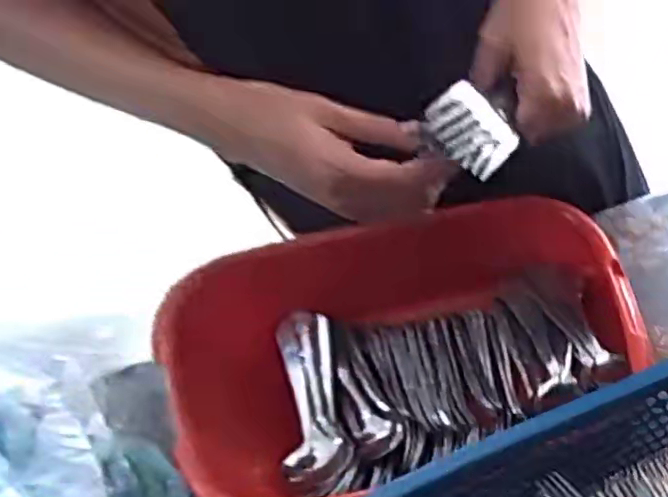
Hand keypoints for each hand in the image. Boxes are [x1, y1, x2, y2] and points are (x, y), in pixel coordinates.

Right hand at [198, 80, 453, 223]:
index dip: (434, 171)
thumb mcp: (324, 109)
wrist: (217, 121)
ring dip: (423, 196)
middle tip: (442, 162)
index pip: (407, 182)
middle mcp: (347, 199)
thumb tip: (419, 135)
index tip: (450, 158)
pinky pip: (387, 216)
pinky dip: (406, 204)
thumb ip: (377, 129)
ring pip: (403, 215)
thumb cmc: (261, 109)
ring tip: (428, 170)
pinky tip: (408, 184)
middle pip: (412, 204)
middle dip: (433, 184)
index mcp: (343, 172)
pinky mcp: (342, 211)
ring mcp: (345, 209)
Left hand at [472, 0, 589, 144]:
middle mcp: (566, 107)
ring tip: (526, 94)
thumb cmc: (523, 14)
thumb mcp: (493, 41)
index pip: (525, 131)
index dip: (508, 123)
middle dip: (525, 121)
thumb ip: (485, 75)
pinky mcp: (585, 100)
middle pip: (541, 135)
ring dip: (540, 119)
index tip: (498, 113)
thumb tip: (481, 96)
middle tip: (510, 100)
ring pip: (555, 131)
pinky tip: (542, 94)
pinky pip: (567, 122)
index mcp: (544, 96)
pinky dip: (553, 114)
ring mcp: (579, 105)